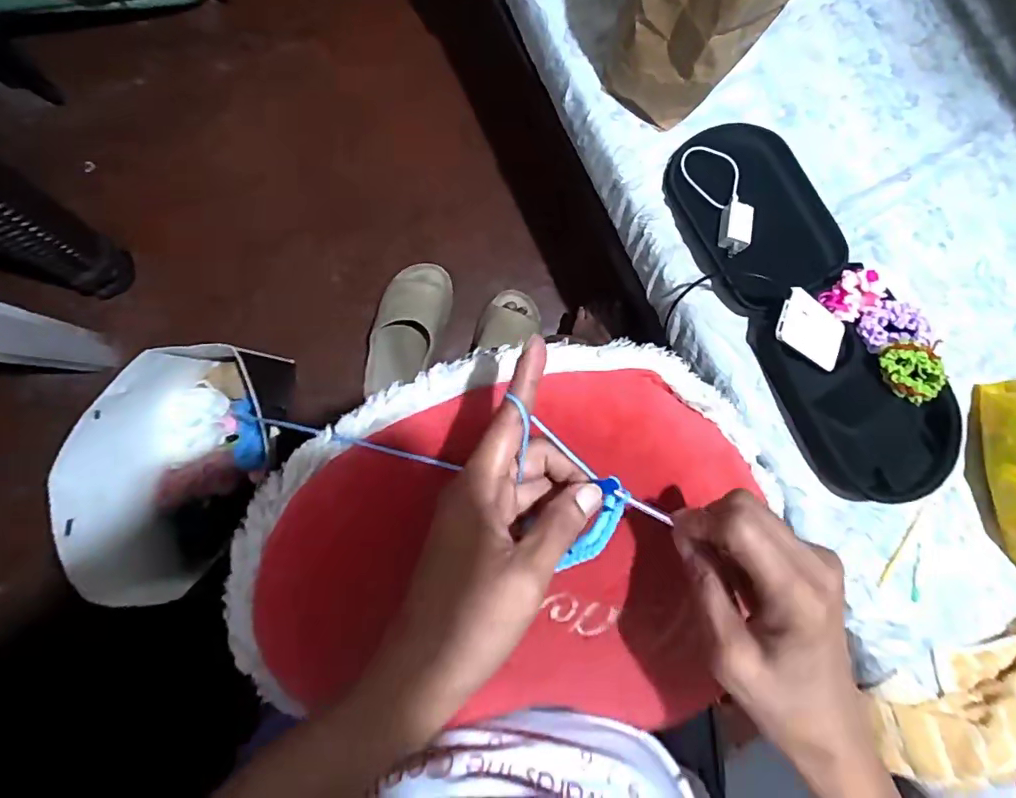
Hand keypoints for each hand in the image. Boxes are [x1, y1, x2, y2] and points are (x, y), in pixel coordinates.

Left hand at [353, 335, 602, 739]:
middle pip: (526, 457)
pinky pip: (514, 512)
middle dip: (563, 470)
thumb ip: (561, 525)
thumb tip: (587, 491)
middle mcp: (473, 490)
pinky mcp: (473, 540)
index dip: (526, 379)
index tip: (535, 342)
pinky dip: (541, 518)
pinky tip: (563, 539)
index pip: (510, 420)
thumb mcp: (528, 572)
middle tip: (595, 508)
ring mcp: (471, 516)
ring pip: (524, 486)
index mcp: (480, 486)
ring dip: (556, 498)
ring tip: (585, 528)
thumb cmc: (474, 618)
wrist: (419, 673)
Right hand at [673, 491, 893, 797]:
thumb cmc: (779, 701)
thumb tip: (683, 534)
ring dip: (725, 528)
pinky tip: (738, 573)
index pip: (741, 522)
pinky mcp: (821, 558)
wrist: (832, 728)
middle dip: (711, 519)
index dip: (701, 520)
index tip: (675, 535)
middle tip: (690, 550)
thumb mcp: (727, 656)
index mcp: (797, 590)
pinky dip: (742, 538)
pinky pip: (768, 526)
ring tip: (713, 565)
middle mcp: (816, 561)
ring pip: (757, 512)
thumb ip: (705, 589)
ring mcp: (822, 557)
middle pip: (749, 507)